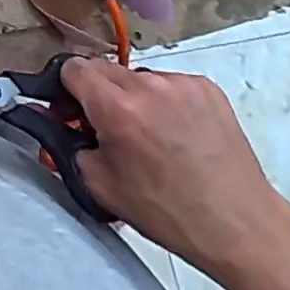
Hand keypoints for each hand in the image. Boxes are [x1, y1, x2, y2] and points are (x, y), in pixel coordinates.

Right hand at [63, 59, 289, 289]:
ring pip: (139, 78)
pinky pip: (171, 82)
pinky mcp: (204, 84)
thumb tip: (53, 121)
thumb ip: (69, 146)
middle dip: (99, 94)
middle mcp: (149, 86)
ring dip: (134, 97)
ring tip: (149, 135)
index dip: (67, 86)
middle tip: (107, 125)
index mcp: (118, 110)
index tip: (70, 104)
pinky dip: (166, 100)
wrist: (235, 221)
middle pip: (105, 70)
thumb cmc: (170, 212)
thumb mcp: (103, 187)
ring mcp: (180, 82)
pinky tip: (175, 132)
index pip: (74, 67)